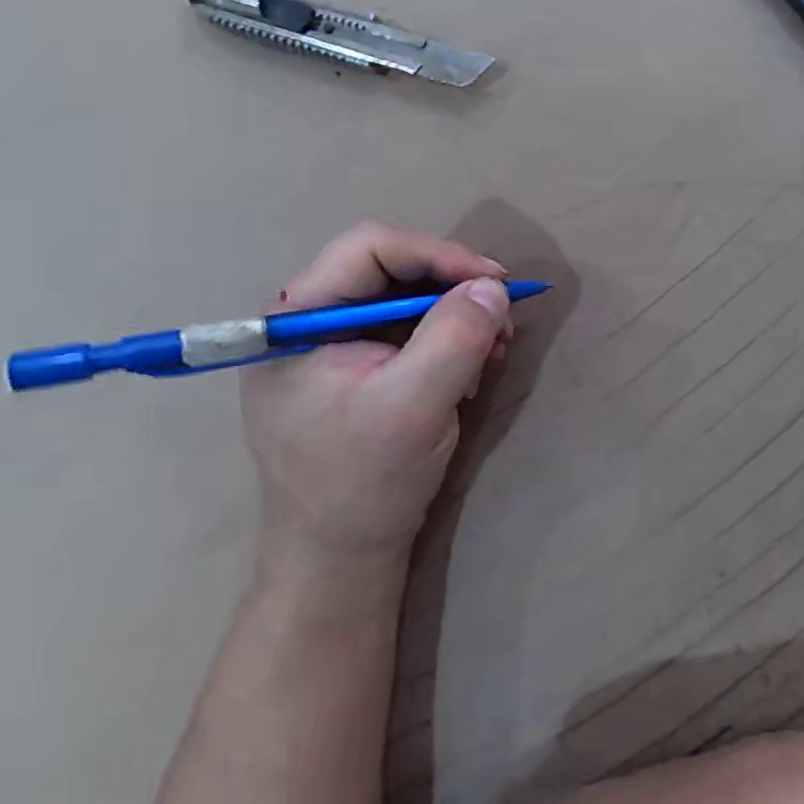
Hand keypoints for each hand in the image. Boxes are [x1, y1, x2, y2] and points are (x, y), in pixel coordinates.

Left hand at [241, 222, 511, 574]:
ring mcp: (333, 344)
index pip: (370, 249)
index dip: (439, 254)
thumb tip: (493, 287)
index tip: (496, 280)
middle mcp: (311, 320)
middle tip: (503, 318)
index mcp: (299, 318)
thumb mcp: (414, 407)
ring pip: (406, 300)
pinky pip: (409, 332)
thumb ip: (455, 339)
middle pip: (391, 270)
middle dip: (454, 289)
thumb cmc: (363, 483)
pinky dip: (449, 341)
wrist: (339, 554)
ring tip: (494, 349)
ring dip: (458, 317)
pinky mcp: (358, 367)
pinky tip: (473, 368)